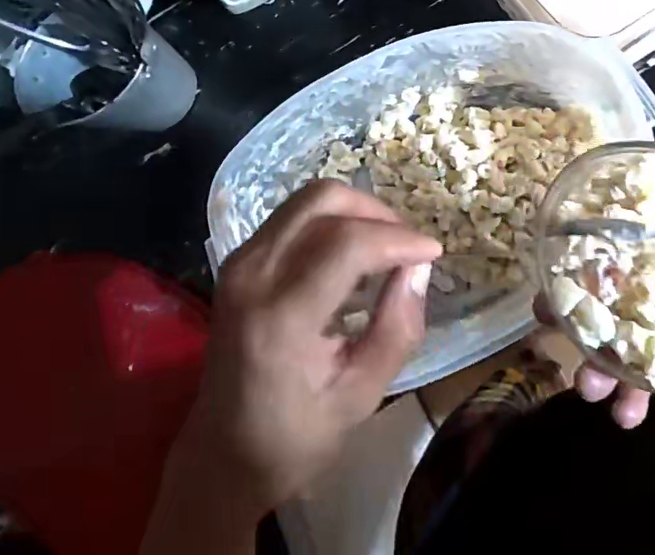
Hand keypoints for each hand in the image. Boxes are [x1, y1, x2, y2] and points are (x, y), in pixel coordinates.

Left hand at [164, 180, 440, 516]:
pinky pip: (294, 215)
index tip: (432, 253)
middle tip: (408, 244)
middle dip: (377, 212)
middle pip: (324, 200)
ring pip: (308, 199)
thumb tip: (420, 267)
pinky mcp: (239, 259)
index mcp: (281, 317)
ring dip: (355, 210)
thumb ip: (397, 328)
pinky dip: (332, 219)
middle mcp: (253, 275)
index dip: (398, 239)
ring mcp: (240, 261)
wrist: (221, 455)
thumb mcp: (361, 395)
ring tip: (386, 244)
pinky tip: (353, 251)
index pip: (347, 244)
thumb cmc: (295, 437)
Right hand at [550, 146, 654, 431]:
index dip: (583, 249)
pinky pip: (637, 390)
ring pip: (611, 347)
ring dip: (590, 365)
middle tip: (546, 317)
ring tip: (587, 385)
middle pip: (601, 298)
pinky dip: (626, 402)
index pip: (619, 250)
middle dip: (568, 309)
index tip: (554, 249)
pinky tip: (624, 415)